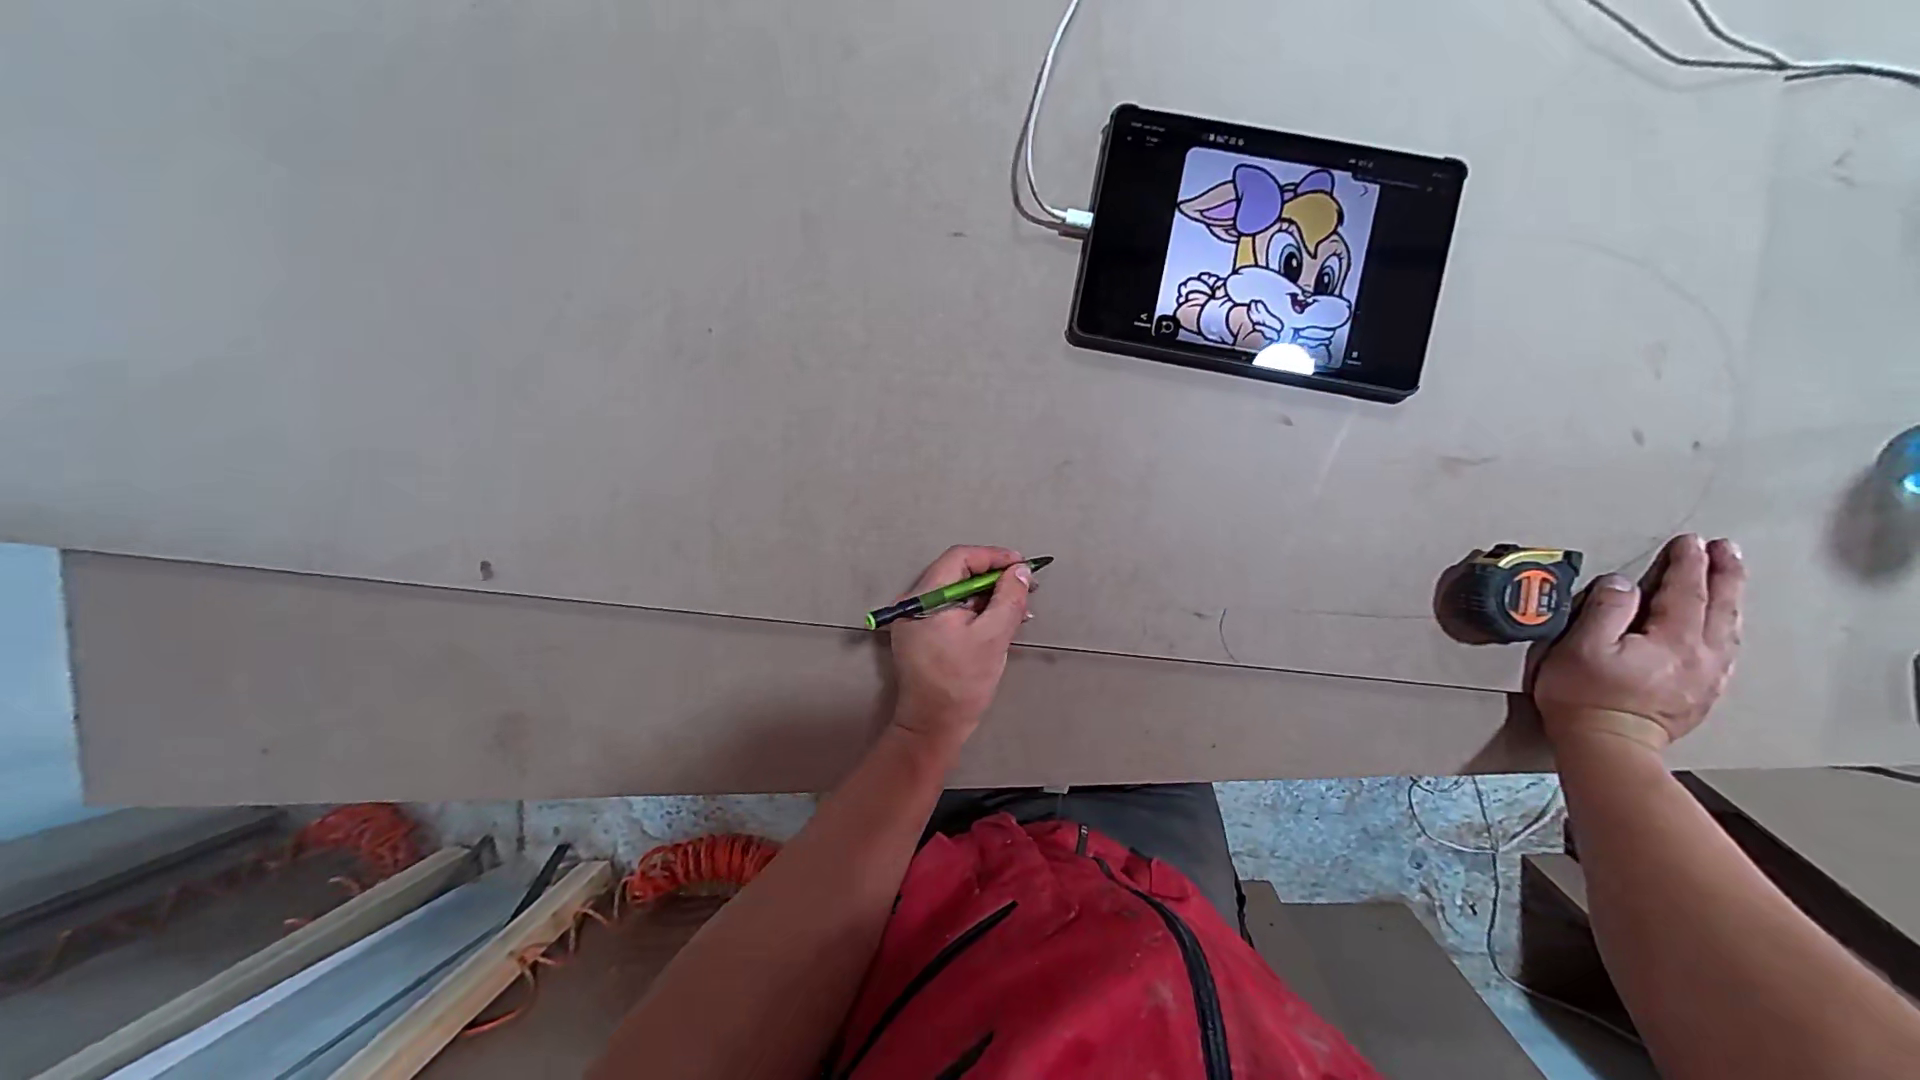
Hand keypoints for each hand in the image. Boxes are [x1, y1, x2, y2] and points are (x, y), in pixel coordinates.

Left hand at [888, 545, 1032, 744]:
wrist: (932, 727)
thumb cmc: (959, 685)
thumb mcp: (992, 637)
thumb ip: (1008, 599)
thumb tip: (1020, 571)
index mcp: (924, 598)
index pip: (960, 558)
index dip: (993, 557)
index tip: (1021, 565)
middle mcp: (915, 603)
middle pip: (959, 573)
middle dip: (994, 577)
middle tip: (1024, 586)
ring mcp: (917, 619)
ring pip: (959, 592)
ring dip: (989, 596)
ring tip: (1018, 609)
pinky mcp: (924, 634)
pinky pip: (953, 610)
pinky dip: (977, 611)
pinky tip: (1000, 622)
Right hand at [1532, 534, 1744, 753]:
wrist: (1608, 744)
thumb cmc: (1584, 694)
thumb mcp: (1581, 647)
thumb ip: (1605, 611)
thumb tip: (1622, 584)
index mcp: (1672, 640)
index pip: (1684, 592)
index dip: (1686, 564)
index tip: (1689, 541)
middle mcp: (1701, 655)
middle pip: (1719, 607)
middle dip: (1723, 575)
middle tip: (1726, 549)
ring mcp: (1706, 676)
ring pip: (1728, 629)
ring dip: (1730, 599)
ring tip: (1729, 579)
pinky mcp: (1702, 693)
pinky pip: (1725, 651)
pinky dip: (1727, 629)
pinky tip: (1721, 626)